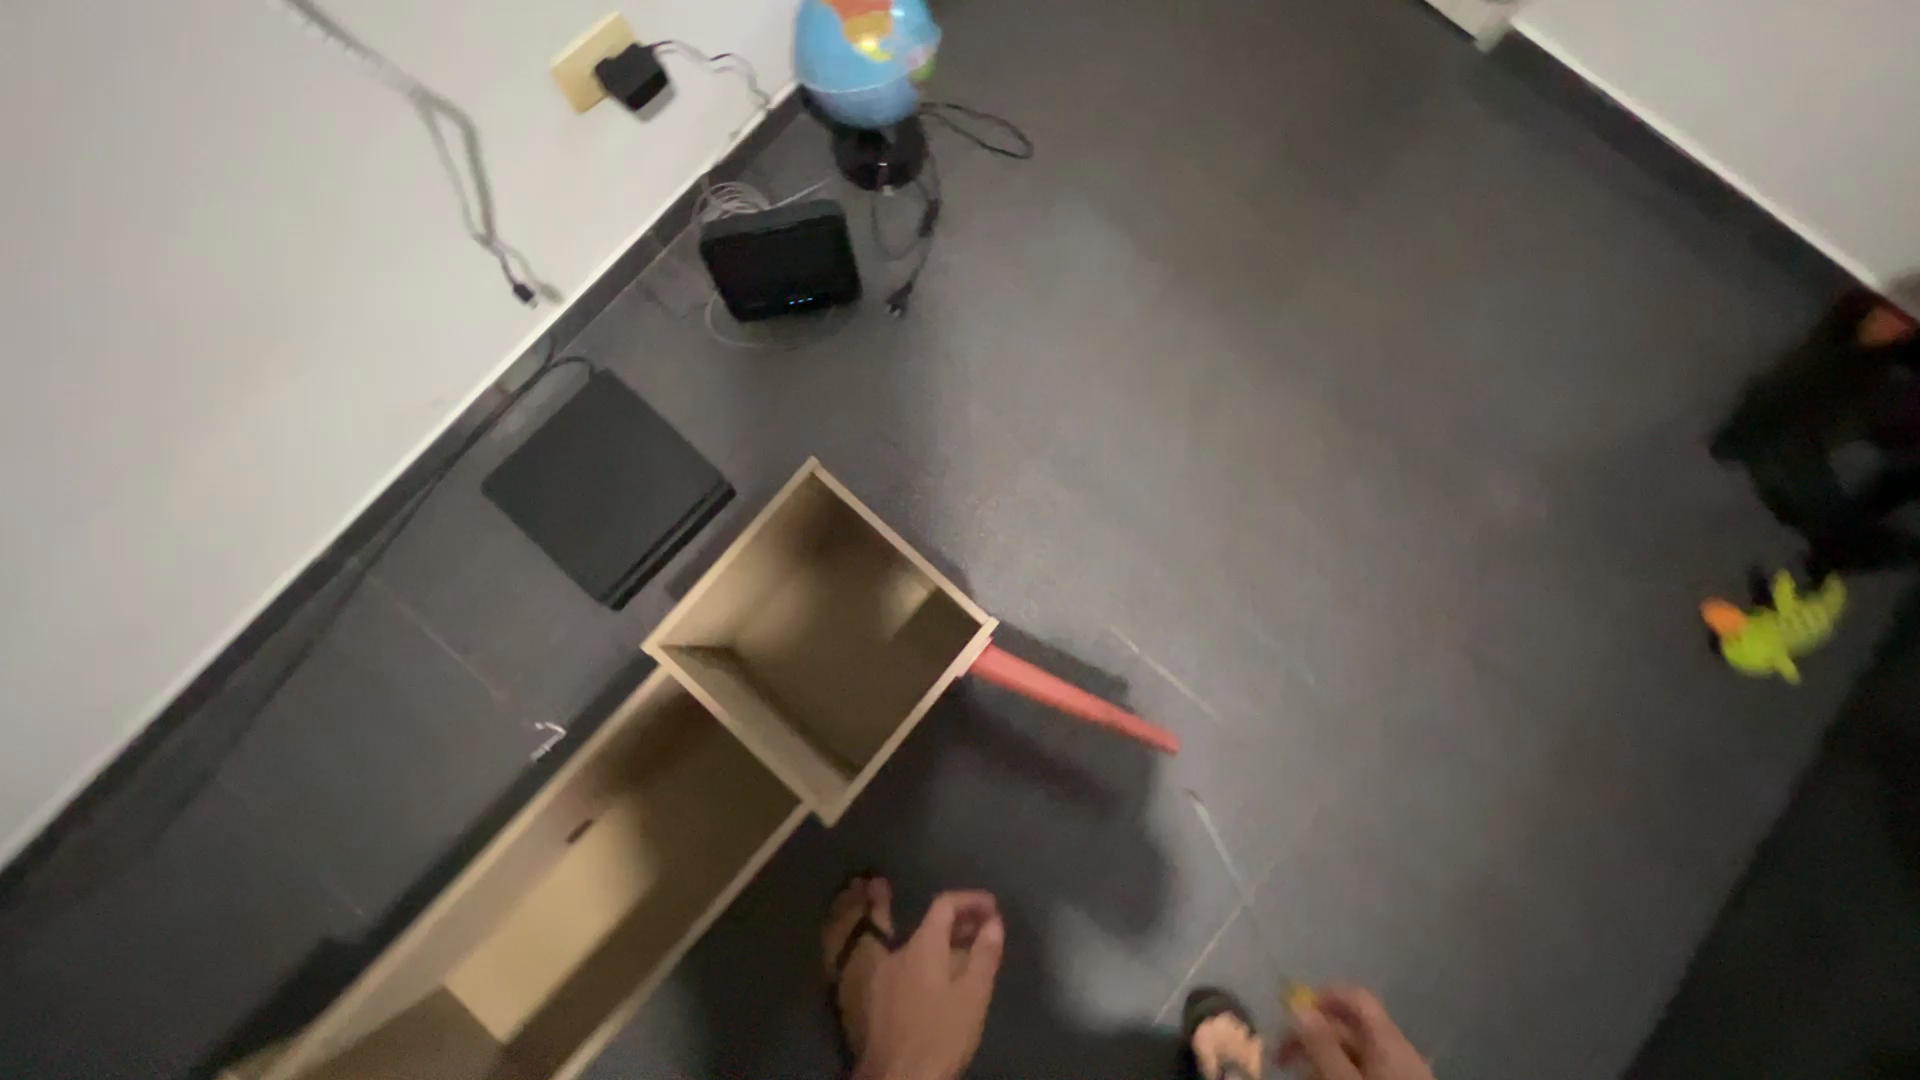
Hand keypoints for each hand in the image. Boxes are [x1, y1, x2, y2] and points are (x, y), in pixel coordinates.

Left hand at [853, 890, 1005, 1079]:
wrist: (896, 1079)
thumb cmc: (940, 1035)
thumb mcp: (973, 996)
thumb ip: (984, 954)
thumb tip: (994, 921)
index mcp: (922, 945)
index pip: (945, 904)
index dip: (970, 899)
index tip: (993, 907)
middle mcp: (900, 951)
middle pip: (931, 924)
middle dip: (961, 922)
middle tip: (986, 930)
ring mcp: (885, 974)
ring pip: (920, 947)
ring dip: (946, 945)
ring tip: (970, 956)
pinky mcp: (879, 998)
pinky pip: (909, 966)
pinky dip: (930, 963)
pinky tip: (943, 984)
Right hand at [1279, 985, 1433, 1079]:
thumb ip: (1321, 1045)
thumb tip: (1297, 1007)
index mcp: (1388, 1042)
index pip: (1355, 998)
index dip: (1323, 997)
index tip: (1292, 1013)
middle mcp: (1399, 1052)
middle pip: (1350, 1028)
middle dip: (1311, 1036)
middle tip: (1279, 1056)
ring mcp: (1404, 1076)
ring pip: (1354, 1055)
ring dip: (1322, 1060)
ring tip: (1298, 1078)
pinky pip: (1365, 1074)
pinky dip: (1340, 1074)